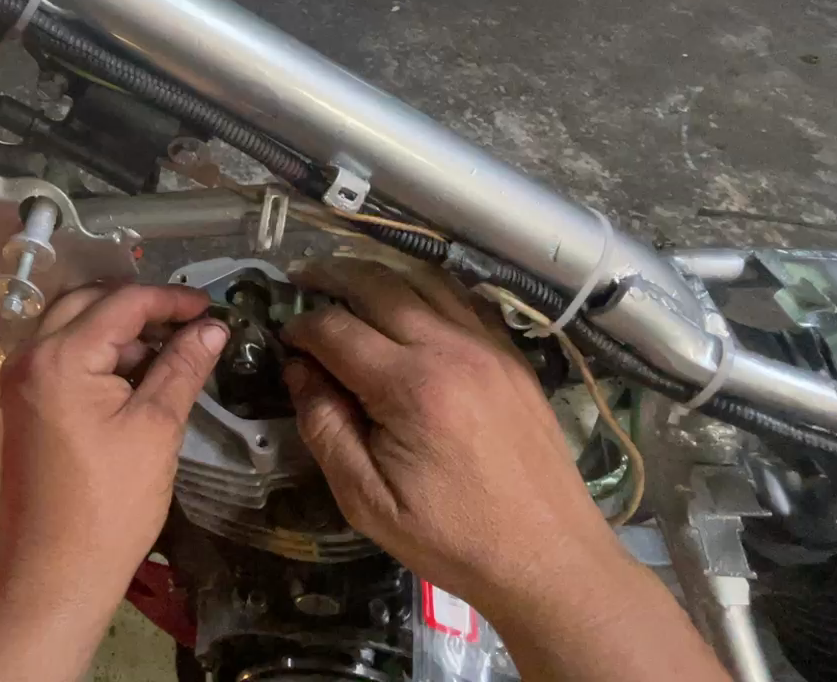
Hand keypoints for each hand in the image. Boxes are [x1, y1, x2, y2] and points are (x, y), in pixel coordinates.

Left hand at [0, 283, 227, 613]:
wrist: (53, 577)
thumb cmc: (111, 505)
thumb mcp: (157, 428)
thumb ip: (183, 367)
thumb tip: (214, 327)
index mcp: (61, 357)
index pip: (123, 302)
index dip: (171, 300)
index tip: (210, 308)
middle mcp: (31, 354)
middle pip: (90, 300)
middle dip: (140, 305)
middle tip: (186, 323)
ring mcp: (21, 377)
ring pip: (73, 322)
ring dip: (118, 326)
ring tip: (166, 350)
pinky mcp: (23, 399)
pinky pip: (61, 351)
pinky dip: (97, 350)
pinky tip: (133, 373)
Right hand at [280, 259, 624, 615]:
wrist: (551, 562)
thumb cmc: (452, 538)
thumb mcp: (366, 500)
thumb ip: (324, 427)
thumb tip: (298, 370)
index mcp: (411, 387)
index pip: (336, 329)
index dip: (301, 328)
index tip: (284, 339)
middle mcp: (450, 349)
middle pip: (376, 284)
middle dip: (330, 276)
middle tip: (302, 280)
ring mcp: (487, 346)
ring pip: (421, 279)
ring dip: (376, 274)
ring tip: (345, 281)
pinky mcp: (511, 355)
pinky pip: (461, 298)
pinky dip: (424, 287)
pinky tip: (406, 301)